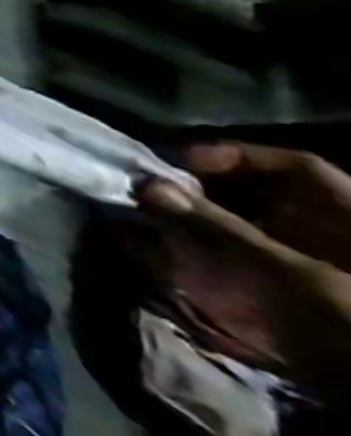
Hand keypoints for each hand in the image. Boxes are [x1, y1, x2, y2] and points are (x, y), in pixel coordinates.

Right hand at [141, 143, 350, 388]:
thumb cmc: (349, 323)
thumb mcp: (298, 277)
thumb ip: (223, 228)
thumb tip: (148, 186)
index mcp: (350, 219)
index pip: (295, 165)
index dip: (238, 157)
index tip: (181, 164)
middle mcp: (333, 234)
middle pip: (265, 192)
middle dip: (207, 187)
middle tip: (156, 189)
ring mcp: (313, 265)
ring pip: (248, 222)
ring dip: (199, 217)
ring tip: (151, 216)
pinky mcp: (292, 289)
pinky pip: (242, 255)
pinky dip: (206, 248)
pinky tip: (169, 250)